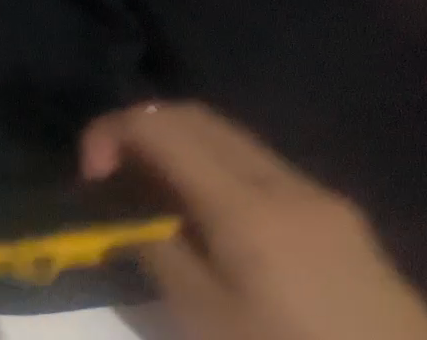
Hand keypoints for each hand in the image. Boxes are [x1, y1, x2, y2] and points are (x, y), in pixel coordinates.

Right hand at [81, 101, 426, 339]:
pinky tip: (205, 216)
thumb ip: (152, 247)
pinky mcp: (340, 220)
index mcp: (246, 204)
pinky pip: (256, 166)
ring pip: (226, 136)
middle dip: (135, 130)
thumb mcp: (203, 315)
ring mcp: (321, 199)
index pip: (154, 126)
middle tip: (111, 172)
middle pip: (191, 116)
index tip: (91, 177)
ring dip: (174, 146)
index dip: (106, 133)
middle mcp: (284, 184)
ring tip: (153, 195)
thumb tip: (126, 216)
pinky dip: (211, 167)